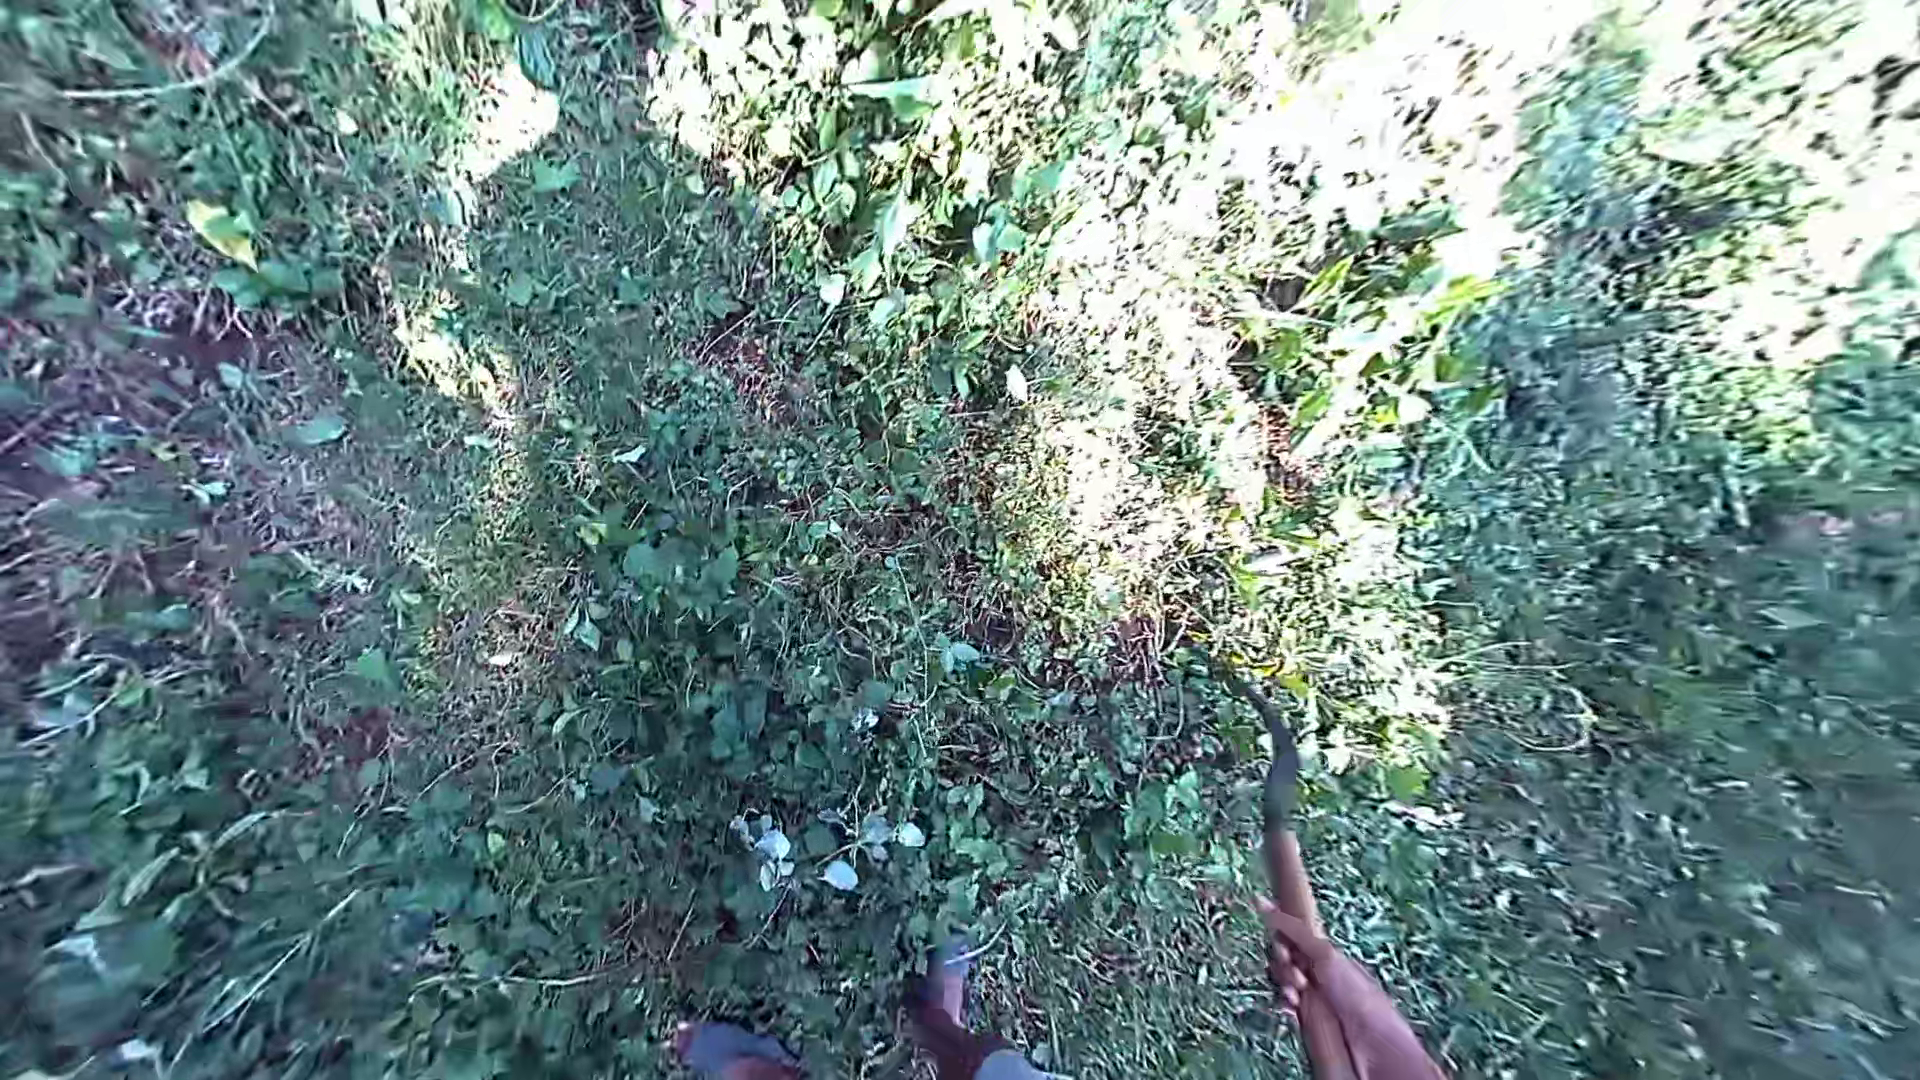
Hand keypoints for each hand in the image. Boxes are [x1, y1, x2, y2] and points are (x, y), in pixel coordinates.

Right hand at [1256, 898, 1446, 1079]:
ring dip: (1284, 983)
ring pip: (1282, 981)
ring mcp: (1312, 997)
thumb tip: (1258, 898)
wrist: (1377, 1050)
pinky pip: (1285, 1005)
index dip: (1282, 940)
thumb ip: (1292, 927)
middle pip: (1283, 958)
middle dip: (1283, 964)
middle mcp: (1317, 973)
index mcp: (1325, 954)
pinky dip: (1285, 1003)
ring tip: (1298, 994)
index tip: (1284, 948)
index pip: (1290, 937)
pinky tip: (1293, 1007)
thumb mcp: (1324, 953)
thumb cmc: (1356, 995)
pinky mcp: (1308, 1021)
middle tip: (1296, 973)